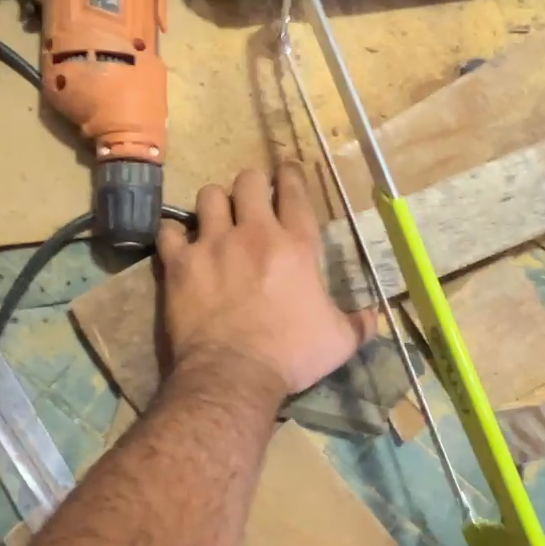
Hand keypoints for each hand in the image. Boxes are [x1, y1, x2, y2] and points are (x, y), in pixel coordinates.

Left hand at [156, 166, 375, 396]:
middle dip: (250, 186)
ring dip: (214, 204)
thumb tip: (374, 317)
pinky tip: (179, 243)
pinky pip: (170, 230)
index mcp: (296, 246)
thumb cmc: (291, 356)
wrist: (234, 374)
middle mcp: (254, 233)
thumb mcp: (337, 342)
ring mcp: (213, 244)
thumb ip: (358, 324)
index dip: (290, 175)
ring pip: (209, 196)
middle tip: (250, 201)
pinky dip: (174, 233)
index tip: (286, 171)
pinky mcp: (181, 263)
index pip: (294, 191)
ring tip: (215, 219)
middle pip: (248, 181)